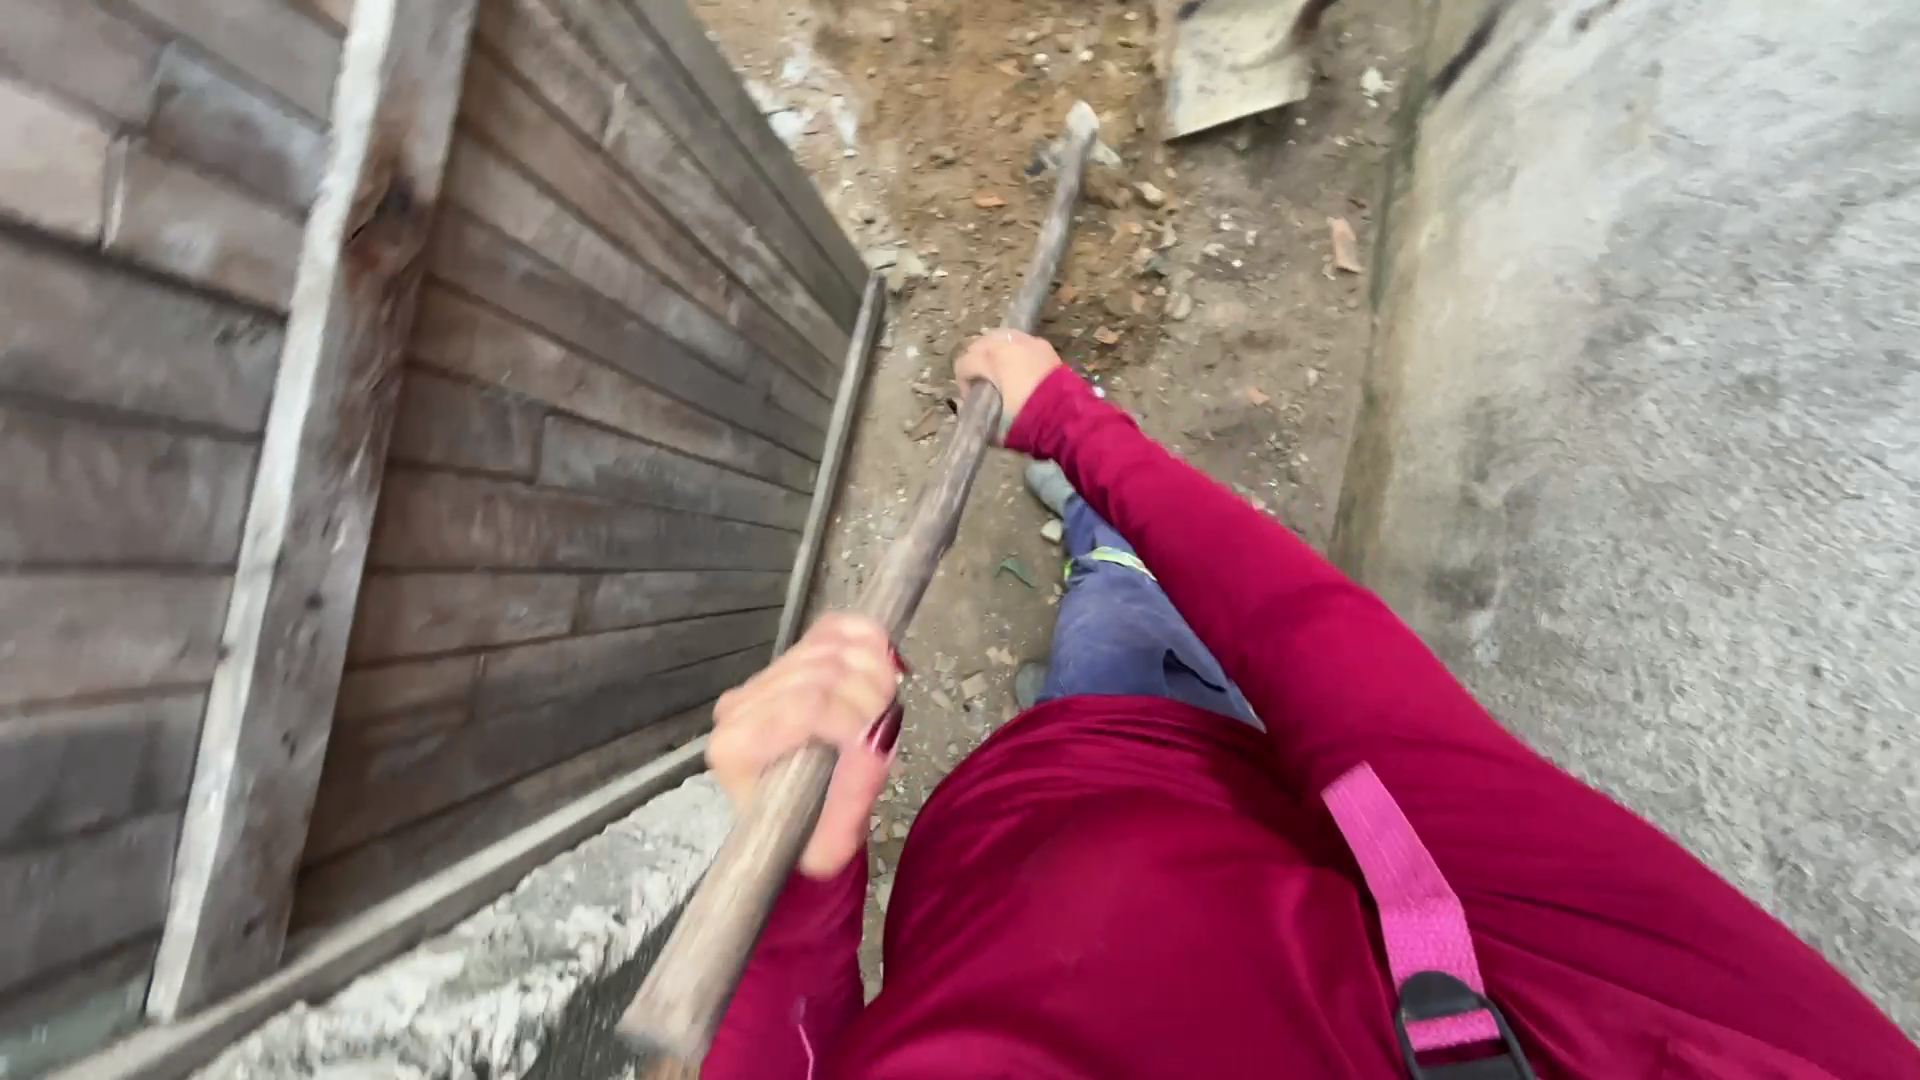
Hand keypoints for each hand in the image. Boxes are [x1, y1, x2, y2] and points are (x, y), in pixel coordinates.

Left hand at [707, 613, 897, 877]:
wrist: (800, 811)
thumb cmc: (810, 831)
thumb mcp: (829, 845)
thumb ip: (848, 809)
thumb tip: (872, 749)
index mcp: (736, 749)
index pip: (805, 706)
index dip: (852, 720)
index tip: (877, 746)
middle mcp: (741, 705)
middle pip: (825, 671)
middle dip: (869, 699)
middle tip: (887, 730)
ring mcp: (767, 675)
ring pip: (833, 647)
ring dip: (873, 673)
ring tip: (883, 709)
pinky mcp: (792, 655)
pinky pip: (836, 626)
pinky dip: (867, 638)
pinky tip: (877, 664)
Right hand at [955, 329, 1063, 431]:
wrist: (1068, 418)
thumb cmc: (1028, 421)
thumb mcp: (996, 429)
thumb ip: (978, 419)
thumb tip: (973, 414)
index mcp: (991, 360)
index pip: (963, 363)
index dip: (962, 382)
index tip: (972, 399)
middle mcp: (1007, 344)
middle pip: (978, 344)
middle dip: (975, 363)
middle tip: (983, 384)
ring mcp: (1028, 341)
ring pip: (999, 336)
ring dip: (993, 352)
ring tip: (999, 372)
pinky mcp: (1044, 346)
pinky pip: (1020, 340)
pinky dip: (1013, 350)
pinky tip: (1018, 368)